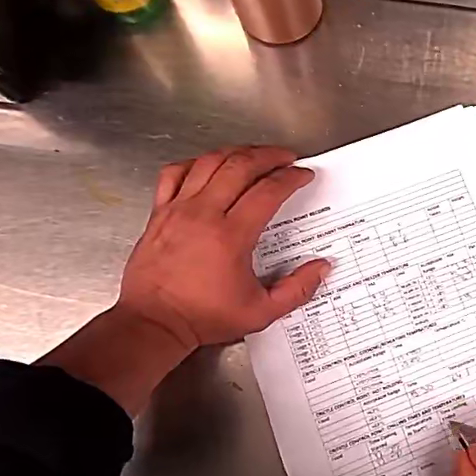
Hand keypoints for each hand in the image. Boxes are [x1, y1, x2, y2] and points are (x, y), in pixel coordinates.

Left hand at [118, 146, 330, 350]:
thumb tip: (321, 268)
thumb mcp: (262, 311)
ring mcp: (178, 210)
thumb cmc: (204, 317)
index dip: (291, 178)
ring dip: (237, 153)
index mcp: (231, 236)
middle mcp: (203, 215)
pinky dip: (196, 163)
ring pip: (209, 162)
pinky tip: (209, 166)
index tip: (303, 175)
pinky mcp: (159, 213)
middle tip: (286, 157)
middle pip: (240, 166)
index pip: (268, 192)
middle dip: (269, 156)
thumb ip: (297, 289)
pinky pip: (175, 173)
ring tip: (254, 155)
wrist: (154, 322)